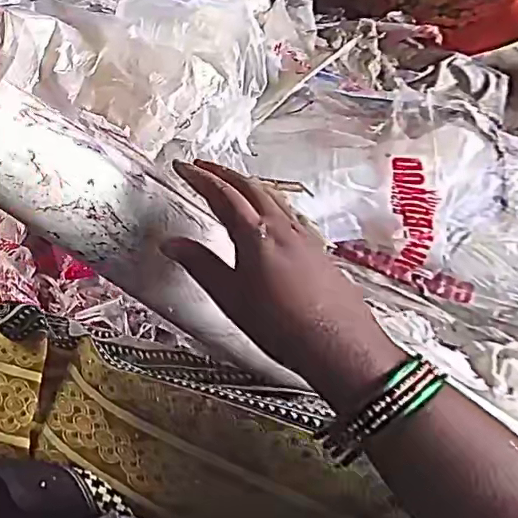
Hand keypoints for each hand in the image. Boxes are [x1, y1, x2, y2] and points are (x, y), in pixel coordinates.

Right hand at [162, 161, 401, 402]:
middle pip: (250, 187)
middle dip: (223, 173)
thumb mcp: (230, 296)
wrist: (346, 351)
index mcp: (256, 234)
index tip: (182, 167)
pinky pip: (287, 212)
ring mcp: (304, 238)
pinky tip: (267, 213)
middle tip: (202, 166)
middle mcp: (282, 228)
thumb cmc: (283, 326)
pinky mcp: (318, 251)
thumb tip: (170, 242)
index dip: (199, 178)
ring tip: (230, 182)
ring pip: (272, 197)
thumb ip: (199, 264)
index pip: (222, 194)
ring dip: (247, 183)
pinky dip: (267, 200)